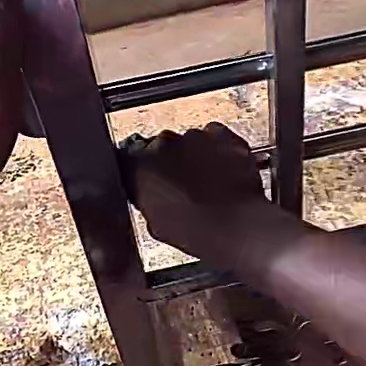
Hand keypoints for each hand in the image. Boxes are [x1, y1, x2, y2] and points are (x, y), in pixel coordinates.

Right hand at [125, 122, 286, 260]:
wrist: (234, 225)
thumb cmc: (196, 230)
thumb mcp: (155, 224)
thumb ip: (147, 200)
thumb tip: (151, 196)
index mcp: (138, 166)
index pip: (131, 159)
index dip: (144, 171)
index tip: (153, 181)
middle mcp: (162, 144)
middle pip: (162, 147)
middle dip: (171, 162)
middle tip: (185, 186)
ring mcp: (193, 136)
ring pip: (190, 141)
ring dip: (196, 156)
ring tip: (209, 183)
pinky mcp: (221, 135)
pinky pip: (216, 137)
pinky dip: (219, 149)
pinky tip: (224, 171)